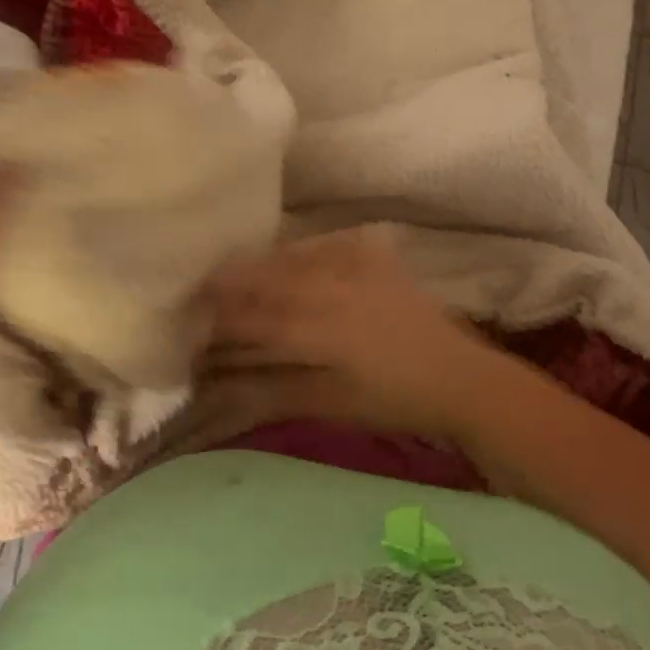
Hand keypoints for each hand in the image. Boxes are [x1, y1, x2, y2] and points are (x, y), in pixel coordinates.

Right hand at [203, 228, 508, 439]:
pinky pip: (327, 246)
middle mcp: (335, 288)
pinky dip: (299, 253)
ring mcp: (359, 268)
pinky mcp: (377, 259)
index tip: (187, 322)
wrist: (461, 379)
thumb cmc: (395, 402)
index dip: (217, 319)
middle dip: (228, 285)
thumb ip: (274, 390)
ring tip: (232, 272)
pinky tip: (287, 257)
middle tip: (198, 291)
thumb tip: (222, 385)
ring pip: (293, 257)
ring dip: (259, 265)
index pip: (254, 318)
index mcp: (321, 330)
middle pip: (267, 281)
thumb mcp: (331, 404)